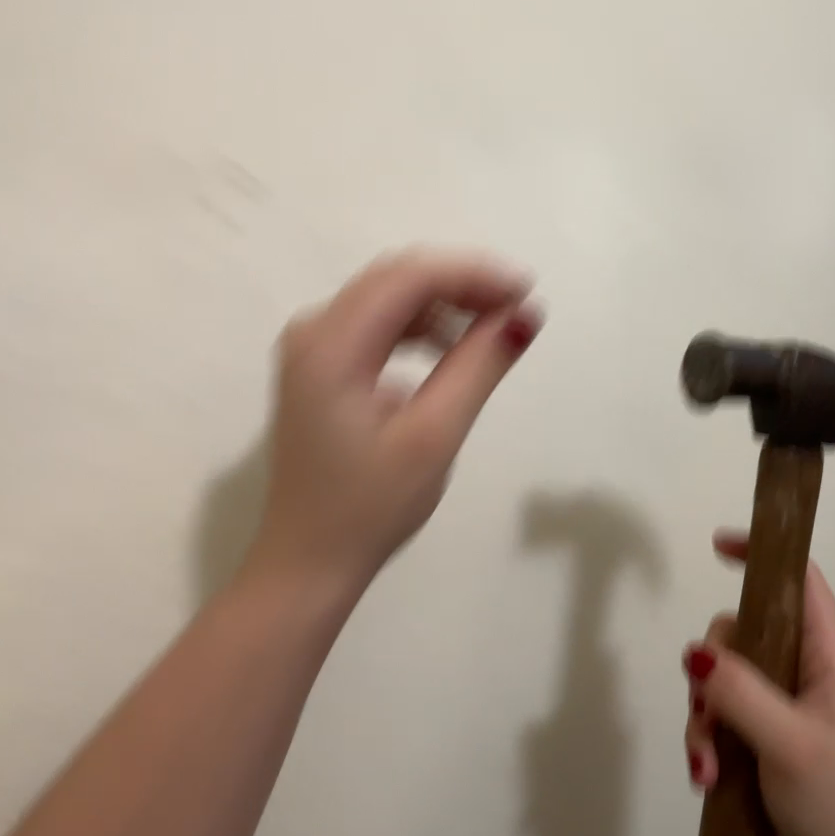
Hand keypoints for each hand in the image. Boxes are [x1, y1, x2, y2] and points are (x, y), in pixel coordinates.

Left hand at [245, 249, 541, 590]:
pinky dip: (417, 328)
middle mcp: (313, 331)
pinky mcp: (317, 370)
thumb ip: (478, 368)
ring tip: (491, 331)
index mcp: (331, 344)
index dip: (473, 274)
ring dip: (441, 304)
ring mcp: (310, 350)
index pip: (410, 277)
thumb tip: (523, 316)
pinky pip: (373, 326)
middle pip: (395, 279)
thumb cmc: (371, 507)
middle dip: (460, 284)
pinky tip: (448, 351)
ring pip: (385, 299)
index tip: (527, 292)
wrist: (307, 561)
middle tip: (516, 309)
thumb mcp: (433, 436)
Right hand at [682, 532, 834, 835]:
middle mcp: (801, 668)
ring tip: (707, 764)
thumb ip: (742, 692)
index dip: (762, 553)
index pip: (799, 580)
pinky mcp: (762, 730)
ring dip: (703, 717)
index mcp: (826, 656)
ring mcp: (780, 700)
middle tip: (707, 714)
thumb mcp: (789, 742)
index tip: (716, 546)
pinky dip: (706, 738)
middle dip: (710, 673)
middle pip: (739, 633)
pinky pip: (718, 712)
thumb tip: (695, 651)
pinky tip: (707, 775)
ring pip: (720, 676)